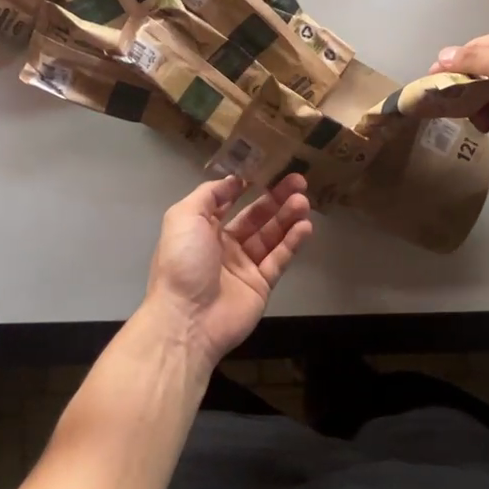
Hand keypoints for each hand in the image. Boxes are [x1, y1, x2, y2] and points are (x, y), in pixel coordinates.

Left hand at [145, 173, 313, 362]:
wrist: (187, 318)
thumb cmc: (183, 262)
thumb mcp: (183, 217)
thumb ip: (209, 195)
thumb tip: (233, 180)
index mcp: (202, 229)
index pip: (228, 202)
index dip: (247, 186)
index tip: (268, 170)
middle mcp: (224, 246)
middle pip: (256, 217)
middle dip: (276, 198)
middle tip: (299, 181)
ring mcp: (244, 266)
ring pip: (271, 235)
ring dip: (288, 216)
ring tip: (304, 201)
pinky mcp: (261, 285)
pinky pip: (280, 259)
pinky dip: (292, 242)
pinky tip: (305, 226)